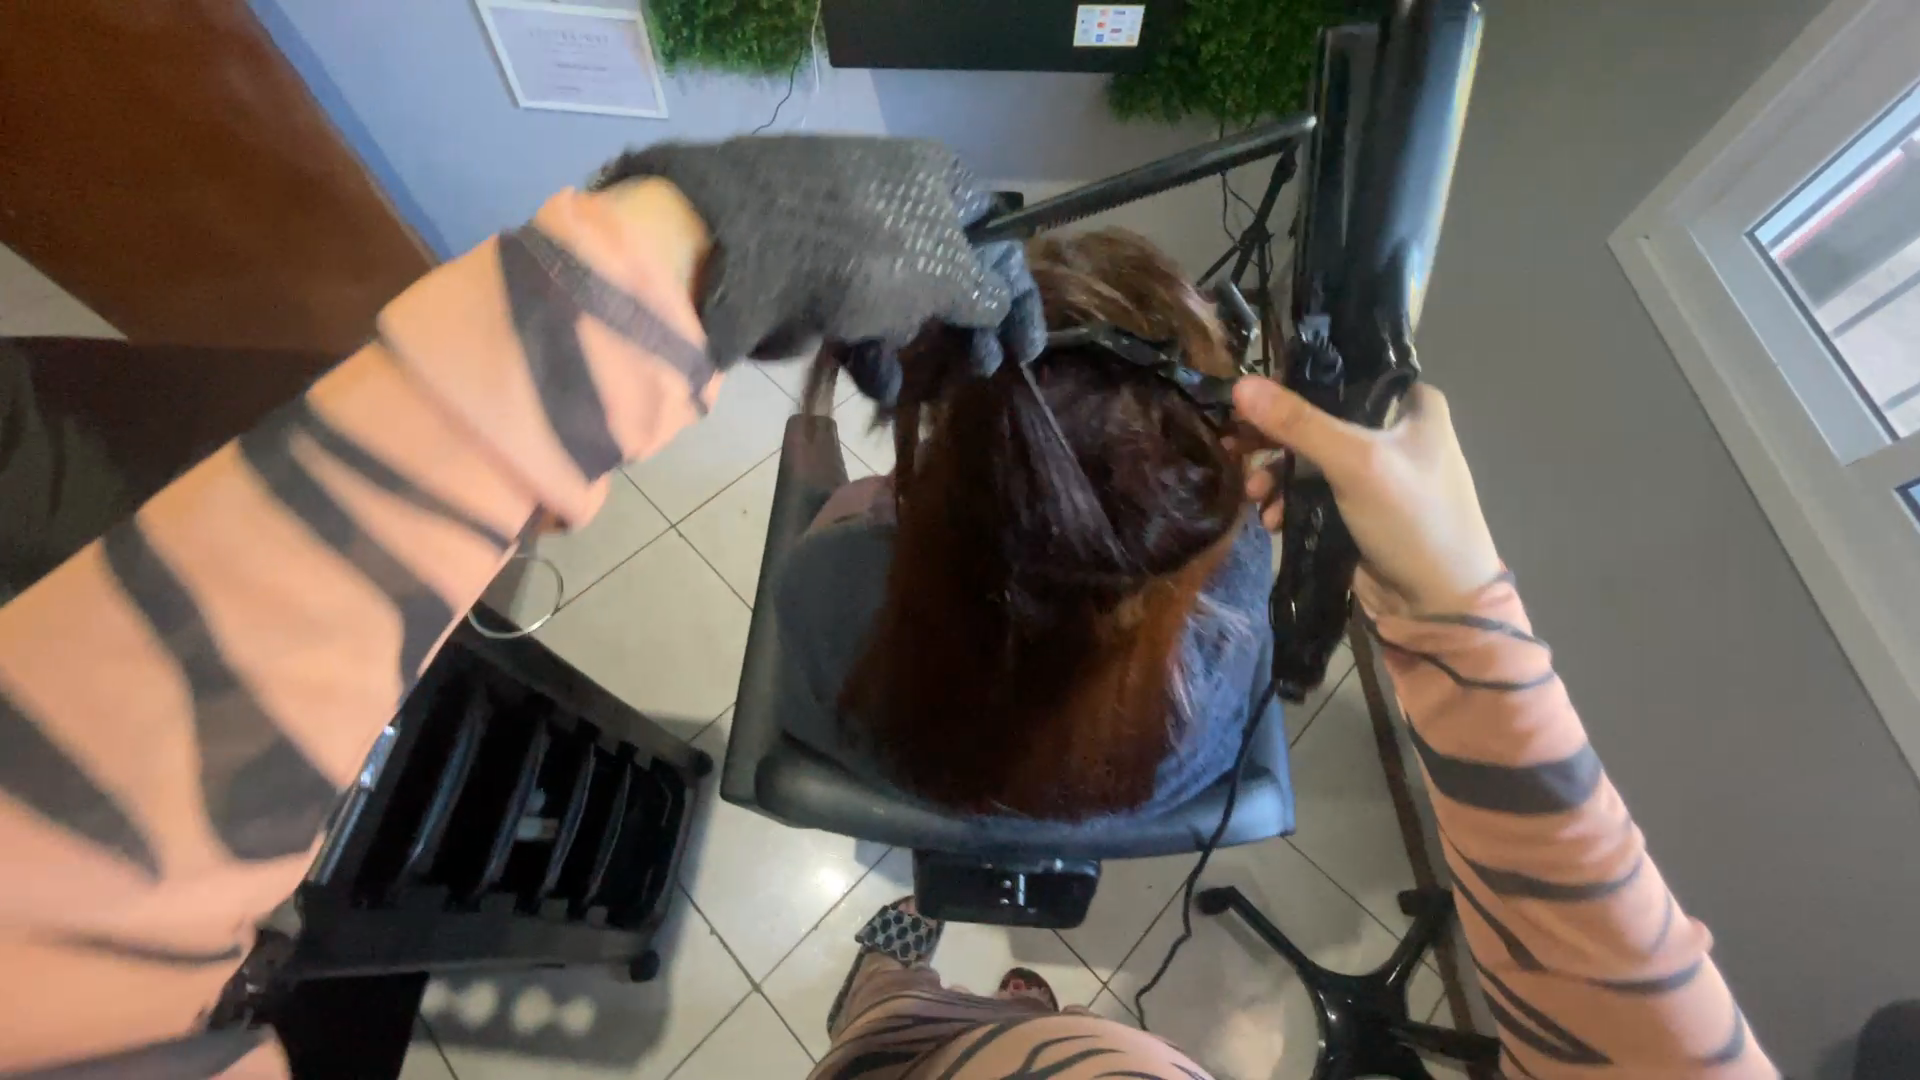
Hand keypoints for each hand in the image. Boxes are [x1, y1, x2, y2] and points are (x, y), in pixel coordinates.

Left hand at [592, 136, 1044, 376]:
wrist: (751, 255)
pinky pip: (861, 324)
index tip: (1027, 349)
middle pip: (950, 278)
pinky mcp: (818, 283)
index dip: (1017, 296)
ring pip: (904, 308)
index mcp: (939, 185)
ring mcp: (855, 247)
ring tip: (913, 380)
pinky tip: (874, 383)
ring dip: (912, 348)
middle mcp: (900, 209)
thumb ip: (984, 295)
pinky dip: (870, 355)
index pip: (998, 240)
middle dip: (964, 330)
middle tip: (981, 368)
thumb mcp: (945, 274)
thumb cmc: (866, 254)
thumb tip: (998, 306)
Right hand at [1233, 378, 1502, 615]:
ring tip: (1255, 496)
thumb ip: (1298, 424)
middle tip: (1234, 448)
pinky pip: (1306, 491)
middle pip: (1313, 419)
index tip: (1245, 400)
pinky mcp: (1351, 504)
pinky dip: (1285, 502)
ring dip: (1273, 477)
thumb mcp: (1355, 463)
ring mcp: (1370, 470)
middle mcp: (1390, 429)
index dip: (1289, 385)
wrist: (1435, 603)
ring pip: (1304, 459)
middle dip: (1271, 441)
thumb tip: (1239, 384)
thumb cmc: (1412, 520)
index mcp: (1409, 403)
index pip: (1338, 376)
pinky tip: (1272, 520)